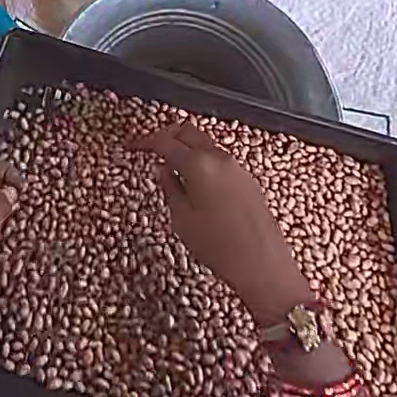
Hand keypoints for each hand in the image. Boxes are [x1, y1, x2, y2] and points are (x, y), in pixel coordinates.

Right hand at [135, 123, 312, 321]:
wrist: (263, 264)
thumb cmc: (219, 246)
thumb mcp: (182, 219)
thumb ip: (170, 187)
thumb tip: (164, 170)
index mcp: (199, 164)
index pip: (165, 141)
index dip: (145, 141)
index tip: (133, 145)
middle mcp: (219, 158)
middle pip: (188, 132)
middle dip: (167, 135)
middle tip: (150, 148)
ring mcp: (236, 167)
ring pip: (205, 144)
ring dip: (186, 148)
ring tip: (170, 167)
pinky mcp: (246, 180)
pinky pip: (219, 160)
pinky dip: (202, 161)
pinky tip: (194, 181)